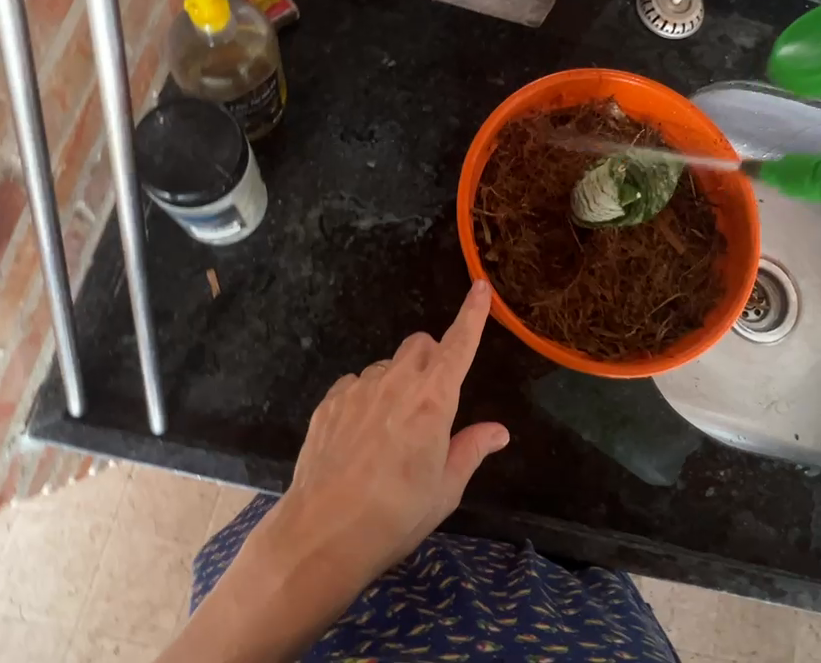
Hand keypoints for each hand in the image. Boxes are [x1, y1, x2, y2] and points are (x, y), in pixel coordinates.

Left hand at [161, 282, 507, 662]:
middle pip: (420, 344)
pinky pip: (355, 384)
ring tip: (389, 433)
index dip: (473, 314)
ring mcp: (358, 388)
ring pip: (387, 365)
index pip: (459, 344)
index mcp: (434, 399)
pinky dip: (365, 398)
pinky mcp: (329, 401)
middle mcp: (396, 382)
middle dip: (431, 358)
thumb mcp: (445, 490)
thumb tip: (498, 430)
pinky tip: (359, 437)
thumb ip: (470, 450)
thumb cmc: (396, 515)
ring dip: (397, 383)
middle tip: (431, 400)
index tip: (480, 286)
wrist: (323, 533)